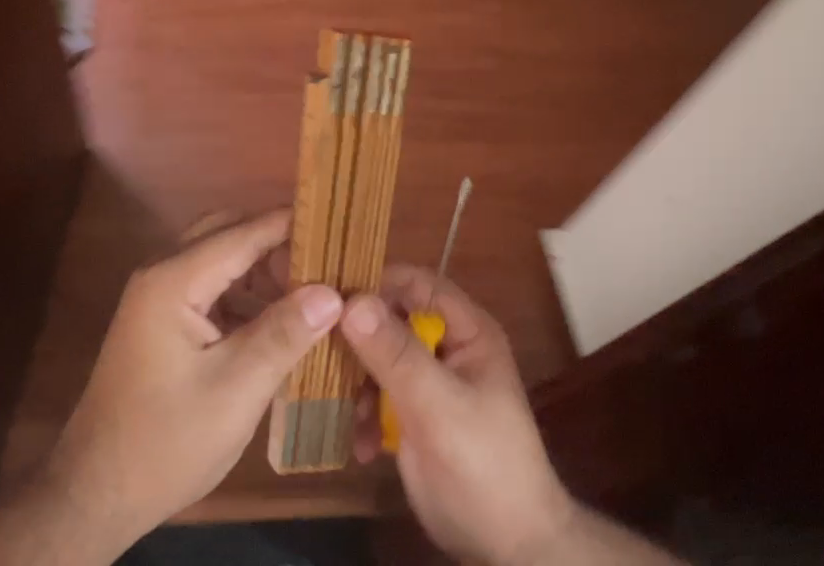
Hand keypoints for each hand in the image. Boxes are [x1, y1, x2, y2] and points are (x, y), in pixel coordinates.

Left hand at [45, 208, 342, 543]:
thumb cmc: (167, 442)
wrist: (97, 492)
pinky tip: (282, 319)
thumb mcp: (236, 390)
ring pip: (220, 260)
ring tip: (316, 289)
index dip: (292, 225)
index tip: (343, 225)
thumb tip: (333, 292)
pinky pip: (211, 289)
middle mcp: (162, 275)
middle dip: (277, 242)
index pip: (243, 232)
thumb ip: (283, 334)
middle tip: (328, 262)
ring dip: (263, 268)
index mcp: (173, 281)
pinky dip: (246, 293)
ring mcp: (158, 299)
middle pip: (227, 233)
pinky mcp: (163, 324)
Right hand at [339, 266, 584, 565]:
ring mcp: (427, 381)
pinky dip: (363, 416)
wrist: (505, 543)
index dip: (377, 284)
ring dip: (356, 384)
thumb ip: (397, 355)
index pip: (416, 284)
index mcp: (467, 331)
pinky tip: (362, 446)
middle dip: (356, 340)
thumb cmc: (484, 464)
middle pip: (389, 319)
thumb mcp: (439, 406)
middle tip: (318, 353)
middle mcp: (445, 347)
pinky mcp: (410, 412)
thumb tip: (350, 302)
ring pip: (375, 357)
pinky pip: (374, 395)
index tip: (330, 298)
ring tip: (350, 414)